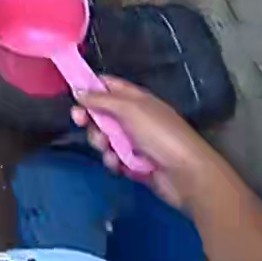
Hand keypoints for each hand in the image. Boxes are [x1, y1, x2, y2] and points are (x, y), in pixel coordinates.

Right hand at [72, 75, 231, 210]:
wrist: (189, 176)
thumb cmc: (160, 134)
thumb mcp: (129, 109)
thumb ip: (100, 99)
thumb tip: (77, 90)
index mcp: (134, 98)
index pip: (106, 85)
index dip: (89, 87)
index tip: (73, 93)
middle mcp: (132, 117)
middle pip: (100, 112)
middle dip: (90, 118)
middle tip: (81, 122)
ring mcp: (134, 141)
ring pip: (104, 137)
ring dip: (101, 143)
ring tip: (110, 149)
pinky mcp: (134, 164)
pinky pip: (113, 158)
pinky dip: (114, 162)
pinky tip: (120, 165)